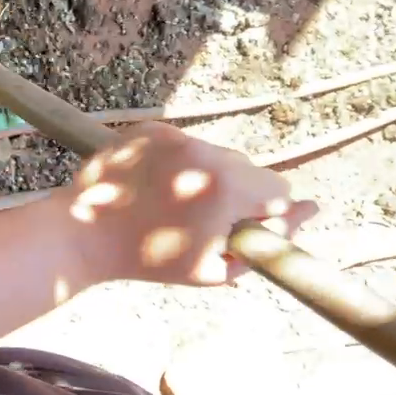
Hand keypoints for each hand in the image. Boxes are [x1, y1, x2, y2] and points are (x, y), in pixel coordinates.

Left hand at [59, 123, 317, 286]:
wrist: (82, 233)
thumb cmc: (150, 259)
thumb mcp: (220, 265)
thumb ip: (273, 239)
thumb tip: (312, 209)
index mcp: (228, 186)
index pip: (278, 190)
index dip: (260, 214)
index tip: (231, 228)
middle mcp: (205, 152)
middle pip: (247, 169)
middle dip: (234, 192)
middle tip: (195, 217)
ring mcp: (173, 136)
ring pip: (214, 154)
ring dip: (205, 174)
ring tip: (168, 201)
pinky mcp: (147, 128)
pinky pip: (181, 143)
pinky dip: (176, 160)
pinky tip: (151, 184)